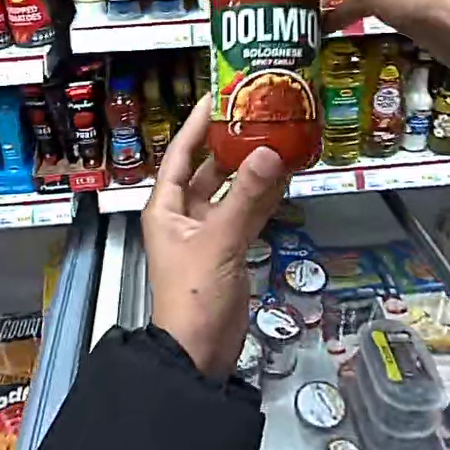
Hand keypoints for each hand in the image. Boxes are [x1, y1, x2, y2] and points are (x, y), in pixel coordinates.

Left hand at [142, 96, 288, 378]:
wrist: (199, 353)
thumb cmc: (194, 294)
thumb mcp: (219, 241)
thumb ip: (247, 197)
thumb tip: (270, 152)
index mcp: (166, 206)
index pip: (181, 155)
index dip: (196, 125)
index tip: (216, 96)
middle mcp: (183, 214)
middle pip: (207, 170)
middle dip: (229, 146)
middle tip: (256, 117)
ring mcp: (206, 232)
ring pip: (230, 192)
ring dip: (250, 171)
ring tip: (276, 140)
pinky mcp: (227, 249)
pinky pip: (245, 214)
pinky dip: (262, 199)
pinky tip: (283, 178)